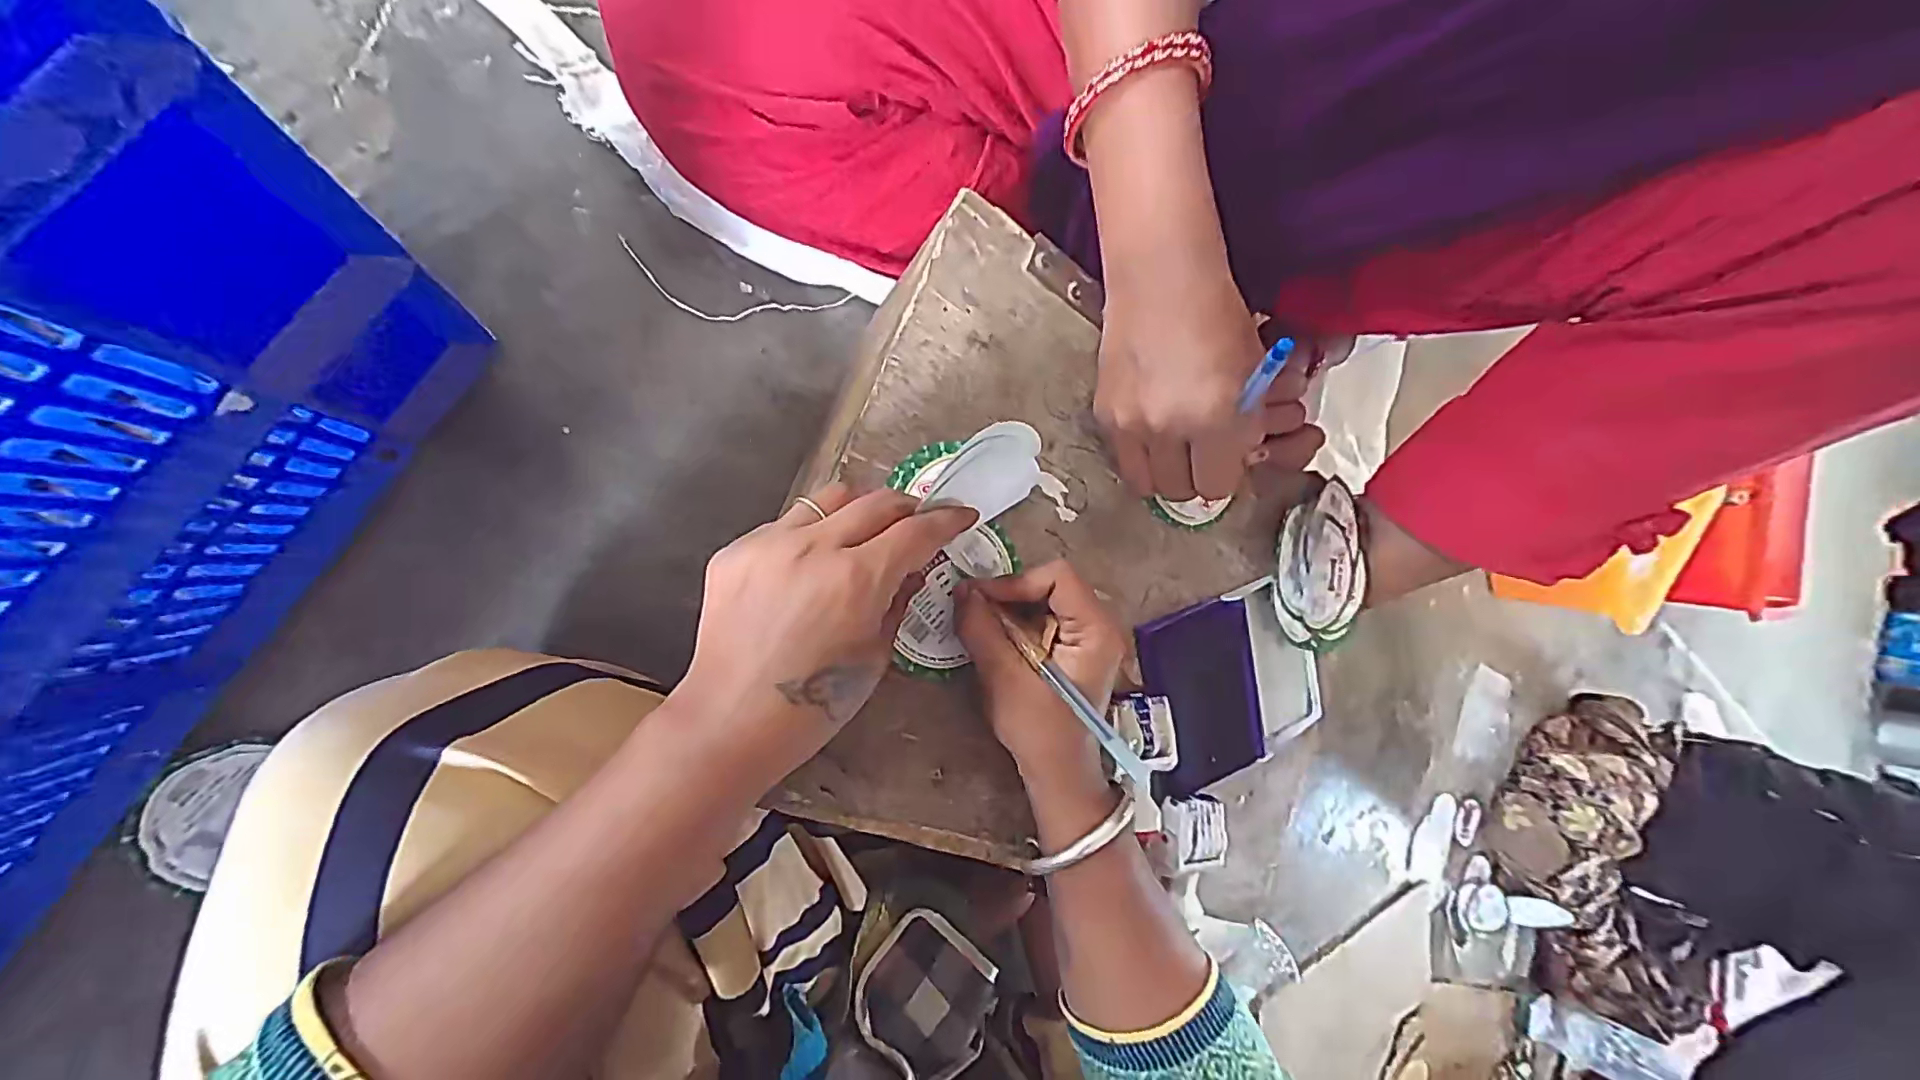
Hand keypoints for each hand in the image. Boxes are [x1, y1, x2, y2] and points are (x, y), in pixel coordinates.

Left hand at [676, 484, 976, 785]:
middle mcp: (813, 547)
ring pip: (830, 498)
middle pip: (876, 501)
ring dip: (858, 510)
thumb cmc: (813, 705)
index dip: (946, 519)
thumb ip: (898, 600)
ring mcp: (768, 544)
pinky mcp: (735, 551)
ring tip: (862, 535)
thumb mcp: (875, 655)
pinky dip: (811, 533)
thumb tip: (912, 568)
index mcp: (856, 579)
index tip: (961, 514)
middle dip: (908, 507)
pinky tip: (809, 566)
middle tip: (917, 523)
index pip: (915, 530)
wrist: (730, 721)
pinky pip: (786, 523)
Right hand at [953, 561, 1127, 787]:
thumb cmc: (1040, 731)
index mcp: (1096, 629)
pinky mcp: (1074, 649)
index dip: (1015, 582)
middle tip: (974, 608)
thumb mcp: (1005, 678)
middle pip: (1051, 585)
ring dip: (1009, 610)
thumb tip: (962, 589)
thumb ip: (982, 629)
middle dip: (1009, 595)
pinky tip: (995, 639)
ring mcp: (1090, 638)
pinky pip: (1043, 620)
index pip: (1057, 577)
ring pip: (1044, 601)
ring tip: (979, 624)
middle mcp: (1101, 625)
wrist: (1060, 774)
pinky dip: (1017, 624)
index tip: (980, 599)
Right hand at [1097, 269, 1327, 502]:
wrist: (1160, 280)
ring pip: (1149, 485)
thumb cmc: (1216, 315)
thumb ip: (1249, 424)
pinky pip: (1124, 459)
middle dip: (1196, 479)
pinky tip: (1151, 428)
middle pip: (1183, 491)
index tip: (1228, 461)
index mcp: (1218, 418)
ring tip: (1174, 453)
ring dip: (1165, 475)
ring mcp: (1131, 425)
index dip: (1227, 475)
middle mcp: (1170, 429)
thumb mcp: (1253, 372)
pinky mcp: (1105, 415)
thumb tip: (1244, 456)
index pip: (1220, 485)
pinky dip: (1141, 455)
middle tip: (1202, 458)